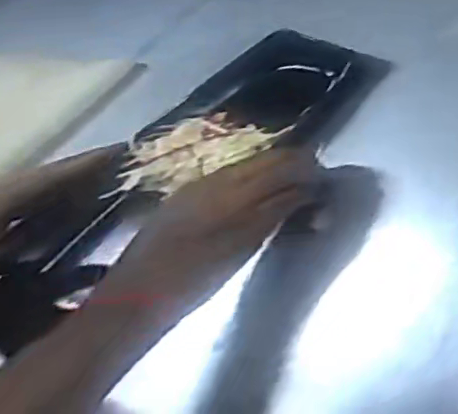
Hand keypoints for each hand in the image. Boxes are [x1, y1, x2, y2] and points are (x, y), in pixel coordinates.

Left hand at [0, 145, 121, 336]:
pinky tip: (52, 204)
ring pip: (23, 189)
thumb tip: (1, 242)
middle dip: (76, 165)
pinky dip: (42, 194)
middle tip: (120, 156)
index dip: (76, 167)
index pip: (31, 186)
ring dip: (61, 176)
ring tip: (99, 172)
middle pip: (32, 179)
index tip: (118, 150)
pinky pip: (14, 205)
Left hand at [90, 149, 320, 319]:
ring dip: (275, 172)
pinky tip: (256, 200)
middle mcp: (218, 176)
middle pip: (271, 156)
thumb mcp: (245, 245)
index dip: (311, 168)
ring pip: (252, 164)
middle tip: (313, 186)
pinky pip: (232, 175)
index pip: (287, 161)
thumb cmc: (194, 278)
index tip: (326, 182)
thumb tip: (312, 191)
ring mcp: (200, 184)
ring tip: (288, 193)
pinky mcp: (186, 196)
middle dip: (297, 165)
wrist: (130, 301)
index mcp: (235, 187)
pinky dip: (253, 181)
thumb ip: (281, 211)